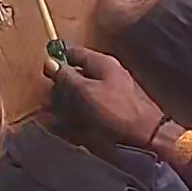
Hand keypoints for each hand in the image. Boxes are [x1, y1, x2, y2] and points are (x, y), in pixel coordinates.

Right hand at [46, 45, 166, 148]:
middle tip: (45, 99)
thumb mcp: (86, 92)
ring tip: (50, 114)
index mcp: (102, 63)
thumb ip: (67, 77)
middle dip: (59, 86)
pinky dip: (76, 114)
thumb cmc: (116, 110)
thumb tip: (49, 61)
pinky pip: (88, 108)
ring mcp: (110, 92)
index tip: (43, 72)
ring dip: (65, 102)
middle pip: (77, 73)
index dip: (58, 60)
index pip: (74, 53)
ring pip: (81, 92)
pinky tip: (66, 125)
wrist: (148, 137)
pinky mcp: (112, 110)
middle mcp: (106, 74)